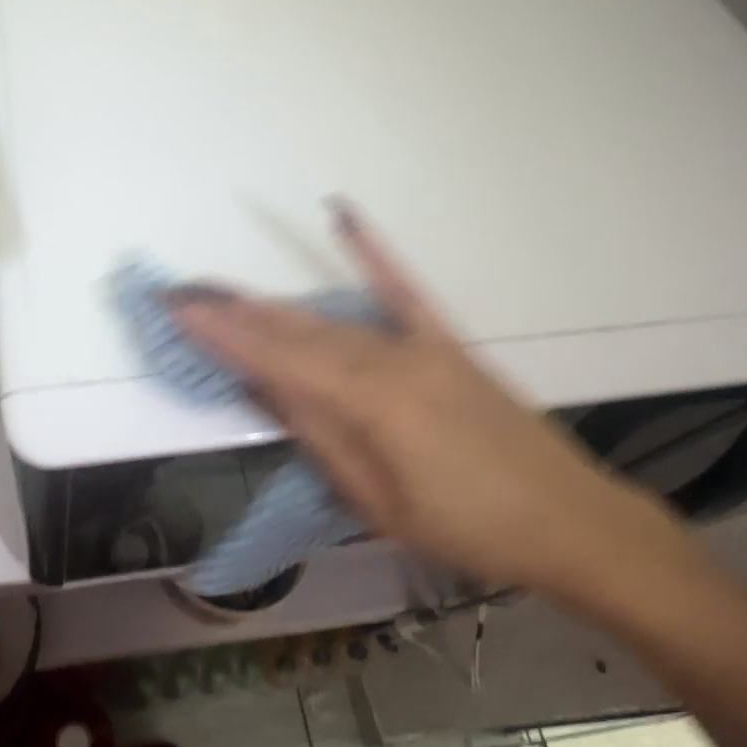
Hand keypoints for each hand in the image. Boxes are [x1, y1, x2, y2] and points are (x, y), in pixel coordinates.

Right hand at [167, 203, 684, 595]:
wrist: (569, 522)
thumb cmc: (466, 529)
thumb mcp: (377, 501)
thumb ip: (320, 435)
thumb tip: (263, 386)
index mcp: (370, 404)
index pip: (278, 359)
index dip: (224, 334)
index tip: (177, 309)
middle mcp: (391, 361)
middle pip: (299, 330)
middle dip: (237, 313)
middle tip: (183, 293)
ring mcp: (422, 346)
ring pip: (334, 317)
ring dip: (276, 305)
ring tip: (227, 291)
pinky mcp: (447, 343)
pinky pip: (403, 290)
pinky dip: (371, 253)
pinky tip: (343, 216)